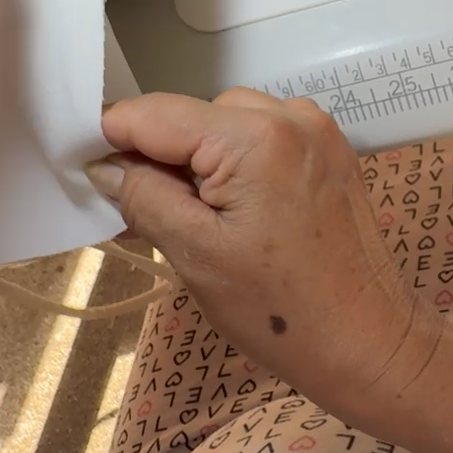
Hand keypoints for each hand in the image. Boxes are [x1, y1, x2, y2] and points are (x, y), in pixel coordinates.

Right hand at [92, 90, 447, 422]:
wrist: (368, 338)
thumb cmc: (279, 310)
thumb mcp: (195, 255)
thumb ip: (144, 197)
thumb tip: (105, 165)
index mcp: (255, 136)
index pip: (157, 114)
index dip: (112, 137)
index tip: (83, 167)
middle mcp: (291, 115)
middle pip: (195, 116)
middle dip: (162, 156)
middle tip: (144, 214)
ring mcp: (317, 129)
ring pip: (228, 123)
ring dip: (201, 159)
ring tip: (194, 218)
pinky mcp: (330, 149)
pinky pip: (265, 136)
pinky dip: (238, 162)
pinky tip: (233, 208)